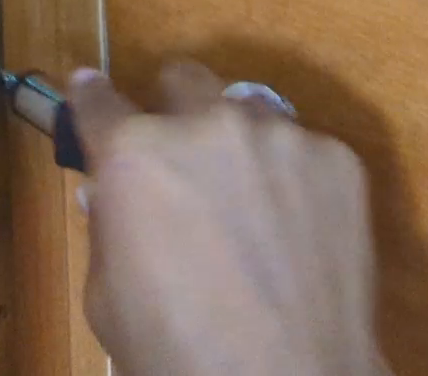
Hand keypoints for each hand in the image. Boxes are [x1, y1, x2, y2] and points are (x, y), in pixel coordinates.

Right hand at [69, 64, 390, 375]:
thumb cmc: (176, 353)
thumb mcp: (108, 297)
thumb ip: (110, 225)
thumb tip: (113, 188)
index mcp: (137, 153)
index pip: (98, 100)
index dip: (91, 98)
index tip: (92, 91)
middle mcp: (207, 122)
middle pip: (184, 78)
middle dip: (175, 108)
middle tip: (184, 157)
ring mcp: (279, 134)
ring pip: (249, 112)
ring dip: (239, 144)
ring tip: (254, 207)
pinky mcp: (336, 157)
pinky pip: (304, 150)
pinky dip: (294, 178)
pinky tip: (299, 231)